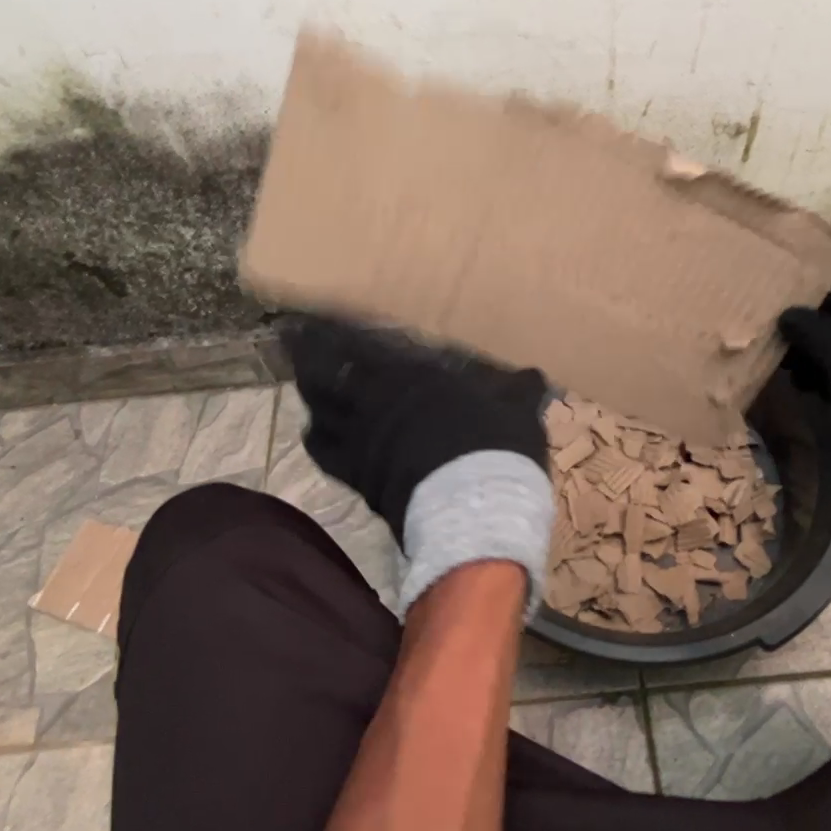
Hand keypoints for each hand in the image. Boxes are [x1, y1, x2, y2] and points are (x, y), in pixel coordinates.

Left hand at [280, 315, 553, 612]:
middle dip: (306, 357)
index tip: (311, 318)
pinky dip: (318, 441)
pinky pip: (326, 456)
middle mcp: (377, 404)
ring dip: (309, 396)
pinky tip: (317, 435)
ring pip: (318, 413)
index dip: (328, 331)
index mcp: (411, 378)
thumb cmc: (496, 451)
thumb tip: (535, 375)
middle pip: (323, 375)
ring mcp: (363, 444)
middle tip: (295, 343)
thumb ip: (520, 391)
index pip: (356, 346)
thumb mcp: (517, 412)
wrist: (473, 512)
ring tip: (304, 385)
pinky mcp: (359, 480)